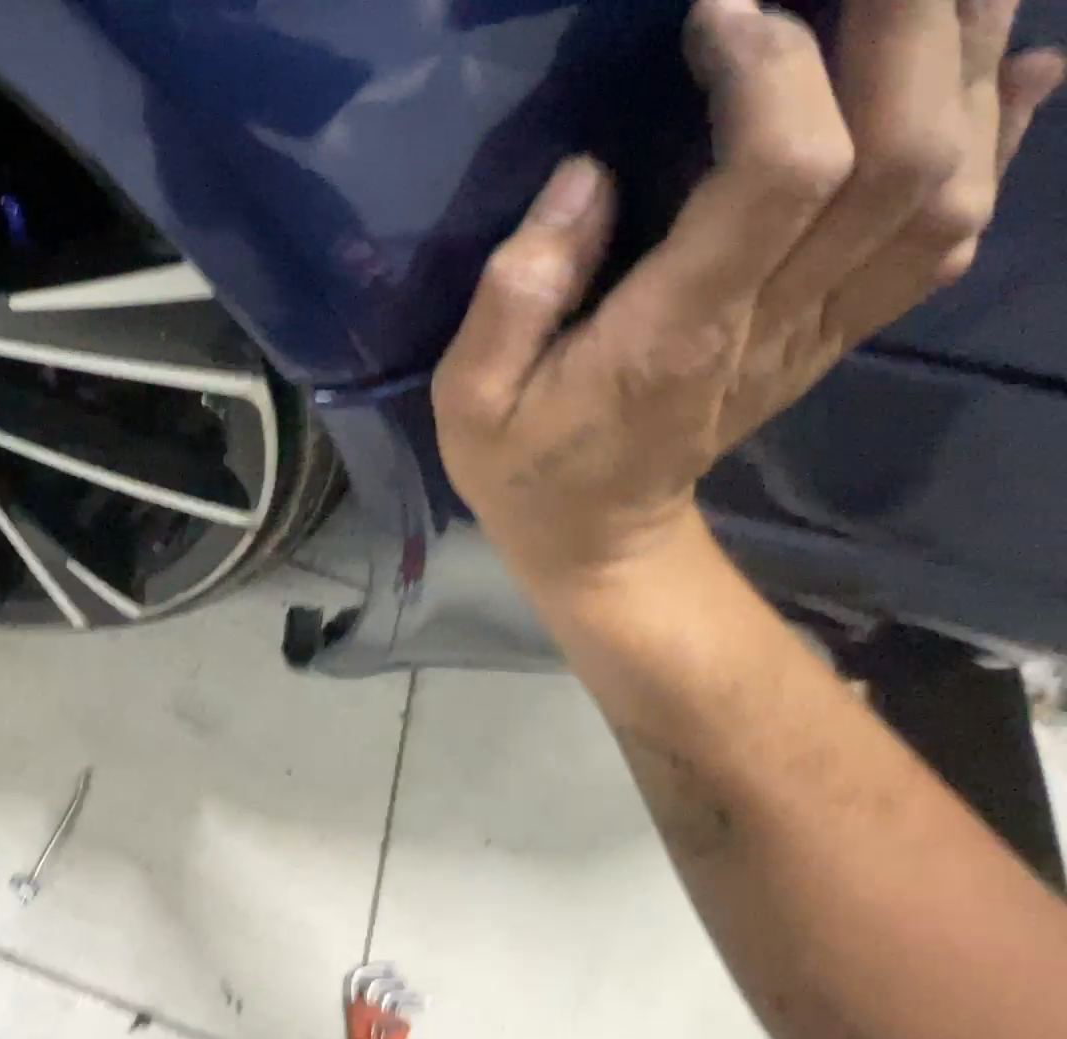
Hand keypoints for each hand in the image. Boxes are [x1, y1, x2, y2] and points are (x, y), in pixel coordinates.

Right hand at [431, 0, 1063, 593]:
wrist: (598, 540)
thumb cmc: (524, 468)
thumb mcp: (471, 395)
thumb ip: (516, 290)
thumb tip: (584, 176)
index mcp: (675, 332)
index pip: (779, 175)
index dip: (773, 71)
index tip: (720, 14)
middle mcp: (772, 321)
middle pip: (899, 158)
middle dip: (905, 31)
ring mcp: (816, 330)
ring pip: (946, 187)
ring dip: (963, 70)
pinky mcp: (829, 334)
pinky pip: (945, 237)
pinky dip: (999, 146)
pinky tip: (1015, 73)